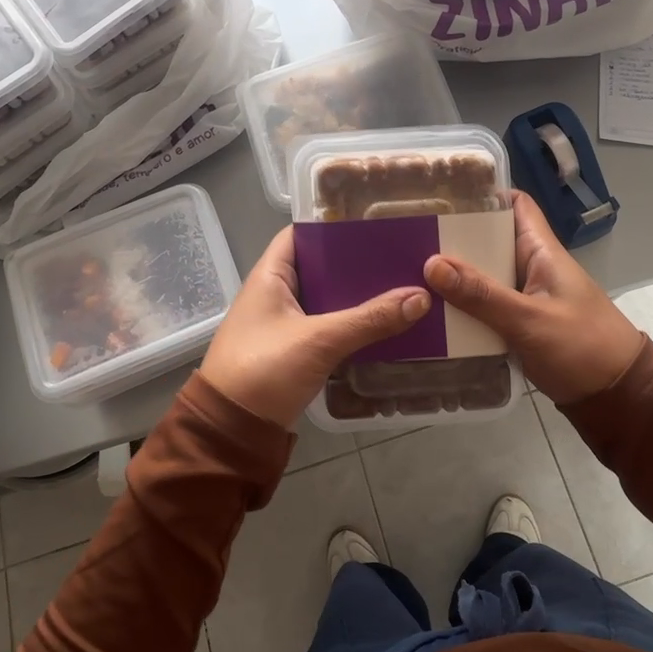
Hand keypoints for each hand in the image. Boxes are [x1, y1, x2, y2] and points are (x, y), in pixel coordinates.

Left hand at [202, 226, 430, 426]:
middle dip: (357, 262)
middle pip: (321, 266)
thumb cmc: (264, 370)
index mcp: (270, 275)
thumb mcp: (319, 340)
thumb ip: (369, 319)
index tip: (375, 220)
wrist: (231, 431)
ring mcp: (285, 323)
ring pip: (328, 299)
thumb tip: (421, 296)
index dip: (334, 224)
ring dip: (358, 296)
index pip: (302, 233)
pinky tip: (387, 324)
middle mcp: (276, 293)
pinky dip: (353, 324)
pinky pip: (329, 326)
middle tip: (402, 254)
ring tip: (404, 284)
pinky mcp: (295, 351)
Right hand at [424, 191, 643, 403]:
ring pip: (486, 276)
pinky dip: (466, 307)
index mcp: (543, 252)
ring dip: (457, 276)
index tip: (443, 198)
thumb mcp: (529, 321)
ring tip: (412, 271)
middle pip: (492, 241)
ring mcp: (529, 297)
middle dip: (457, 239)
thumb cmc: (582, 348)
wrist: (617, 398)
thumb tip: (432, 264)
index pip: (516, 205)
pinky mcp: (523, 324)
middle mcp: (534, 268)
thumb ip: (481, 295)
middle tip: (412, 237)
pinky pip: (488, 306)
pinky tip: (435, 311)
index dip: (484, 196)